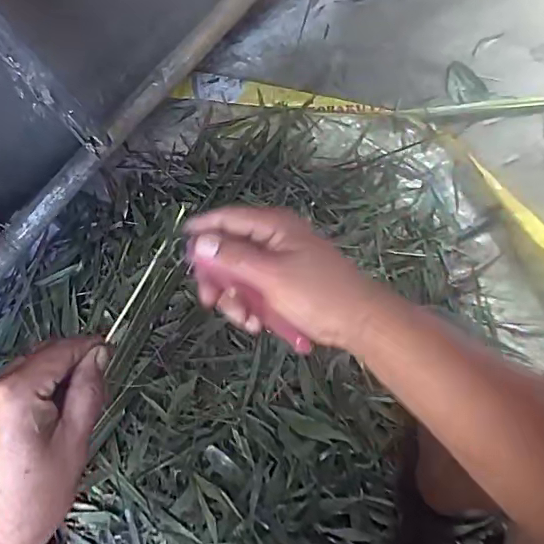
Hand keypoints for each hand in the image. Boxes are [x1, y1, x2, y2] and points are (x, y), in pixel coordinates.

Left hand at [0, 338, 108, 543]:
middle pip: (46, 353)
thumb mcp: (73, 442)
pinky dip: (43, 388)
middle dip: (75, 362)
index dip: (90, 349)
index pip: (61, 350)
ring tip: (79, 409)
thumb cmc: (35, 499)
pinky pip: (22, 383)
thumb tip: (99, 355)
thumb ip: (87, 391)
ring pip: (35, 366)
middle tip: (99, 389)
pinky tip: (57, 416)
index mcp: (17, 389)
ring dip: (60, 376)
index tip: (114, 355)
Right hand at [183, 207, 406, 353]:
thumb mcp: (270, 276)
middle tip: (209, 301)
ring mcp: (282, 261)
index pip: (228, 218)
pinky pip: (258, 290)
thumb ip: (232, 257)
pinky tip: (258, 325)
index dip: (203, 228)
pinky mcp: (288, 283)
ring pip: (242, 275)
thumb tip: (199, 241)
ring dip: (236, 299)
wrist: (362, 322)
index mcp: (273, 226)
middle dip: (219, 278)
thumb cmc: (317, 294)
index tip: (181, 240)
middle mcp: (276, 238)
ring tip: (246, 321)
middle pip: (230, 250)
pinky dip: (253, 306)